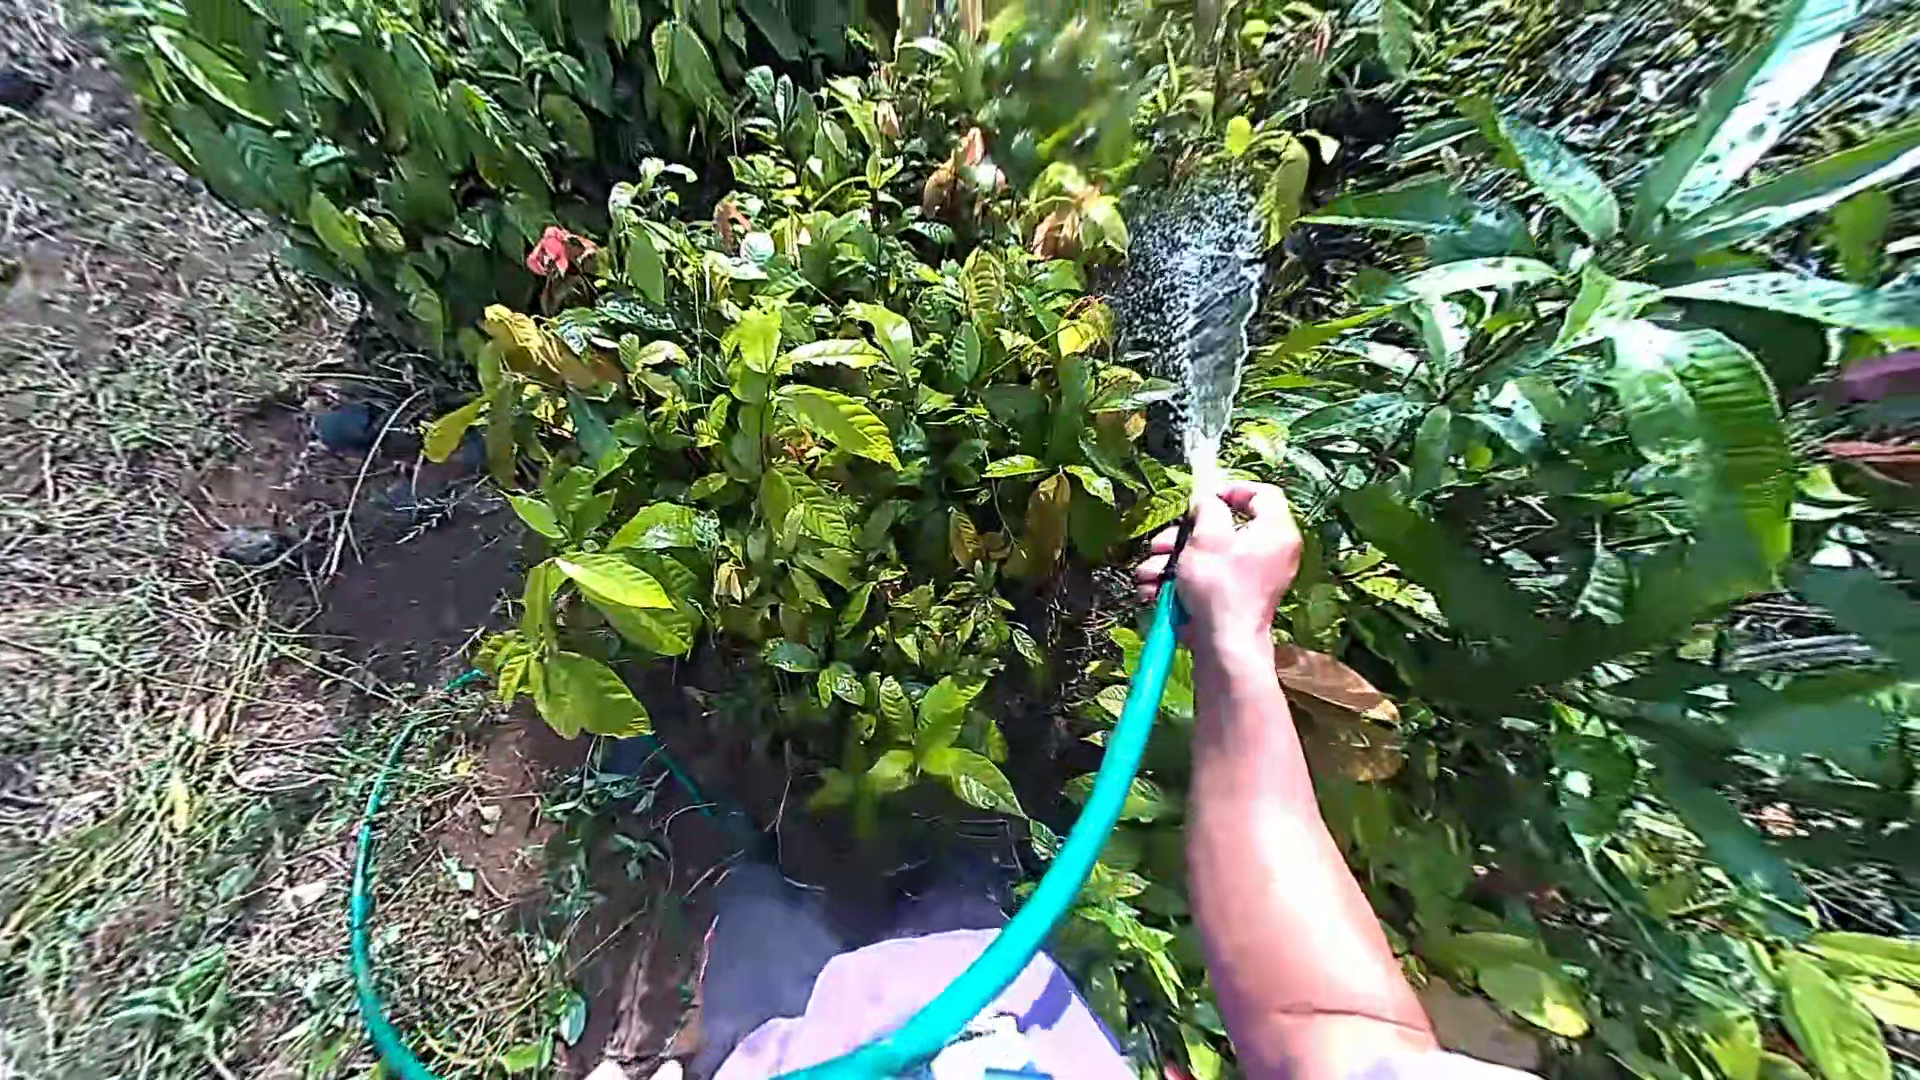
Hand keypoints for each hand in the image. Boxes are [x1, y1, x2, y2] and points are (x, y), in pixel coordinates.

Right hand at [1134, 481, 1302, 645]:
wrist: (1222, 643)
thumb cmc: (1219, 585)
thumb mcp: (1208, 536)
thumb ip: (1208, 508)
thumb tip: (1207, 502)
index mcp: (1275, 532)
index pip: (1262, 494)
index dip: (1230, 489)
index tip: (1202, 499)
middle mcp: (1266, 552)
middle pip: (1220, 527)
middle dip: (1180, 536)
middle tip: (1161, 544)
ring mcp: (1246, 576)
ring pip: (1201, 554)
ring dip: (1168, 561)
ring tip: (1150, 574)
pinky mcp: (1226, 595)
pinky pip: (1201, 577)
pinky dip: (1175, 581)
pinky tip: (1154, 590)